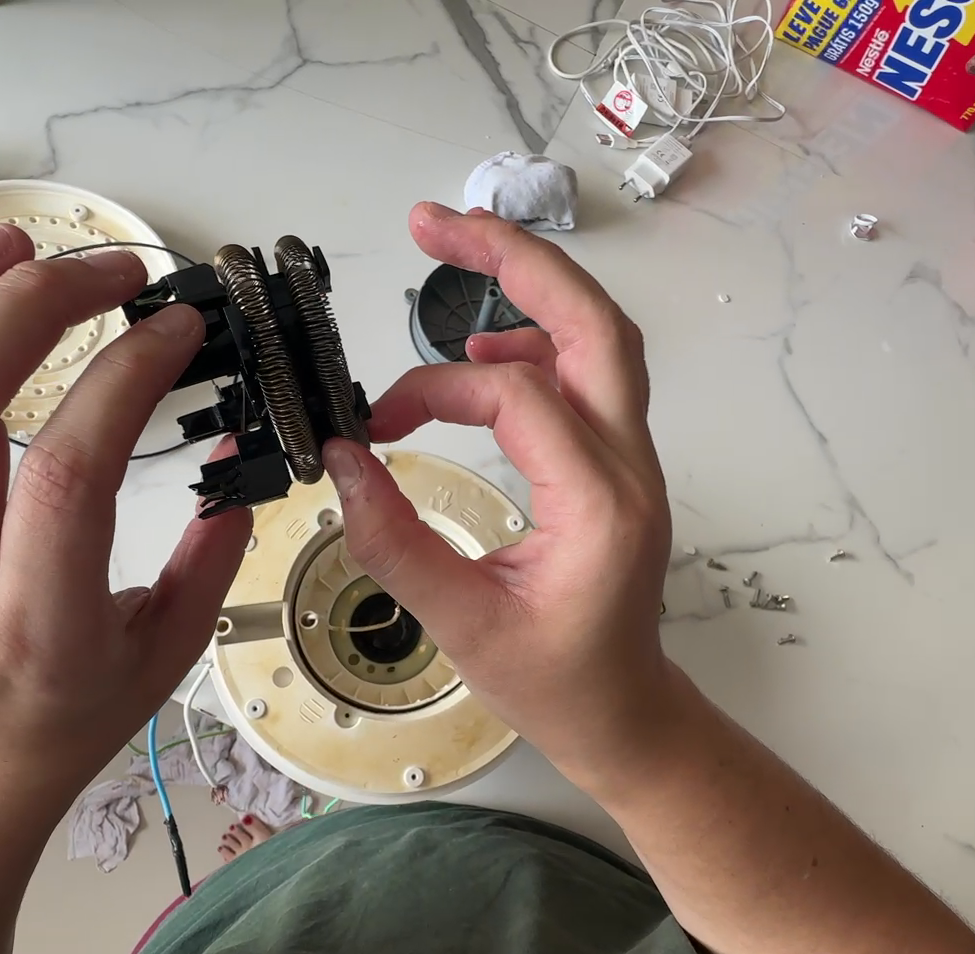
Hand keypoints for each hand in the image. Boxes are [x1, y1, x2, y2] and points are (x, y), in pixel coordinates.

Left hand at [0, 224, 247, 805]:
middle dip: (26, 305)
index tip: (179, 328)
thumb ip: (212, 558)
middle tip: (104, 269)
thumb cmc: (80, 716)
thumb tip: (233, 455)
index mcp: (45, 619)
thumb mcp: (173, 653)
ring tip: (3, 250)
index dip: (125, 380)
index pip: (68, 474)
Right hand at [323, 203, 674, 771]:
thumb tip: (342, 463)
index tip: (377, 424)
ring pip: (599, 339)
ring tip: (456, 264)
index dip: (434, 393)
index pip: (518, 397)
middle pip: (594, 323)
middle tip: (436, 223)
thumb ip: (394, 542)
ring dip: (531, 291)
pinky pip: (588, 378)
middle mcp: (629, 467)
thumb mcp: (461, 625)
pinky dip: (536, 346)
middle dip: (516, 259)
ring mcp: (632, 461)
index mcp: (599, 506)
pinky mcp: (616, 466)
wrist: (625, 709)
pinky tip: (484, 355)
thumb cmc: (555, 683)